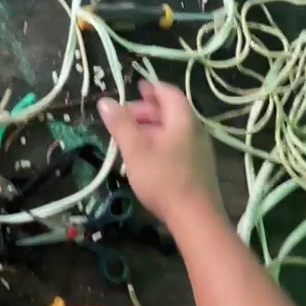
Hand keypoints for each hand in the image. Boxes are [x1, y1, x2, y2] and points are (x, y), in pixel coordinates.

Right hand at [98, 79, 224, 227]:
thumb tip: (105, 101)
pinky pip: (177, 145)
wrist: (195, 218)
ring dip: (152, 128)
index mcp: (183, 120)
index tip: (136, 88)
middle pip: (171, 111)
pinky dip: (160, 142)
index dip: (152, 88)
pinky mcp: (199, 168)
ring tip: (131, 139)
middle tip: (124, 118)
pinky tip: (146, 158)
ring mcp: (200, 150)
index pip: (169, 93)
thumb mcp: (135, 149)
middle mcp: (195, 130)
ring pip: (173, 130)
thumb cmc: (163, 178)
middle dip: (146, 111)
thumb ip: (120, 124)